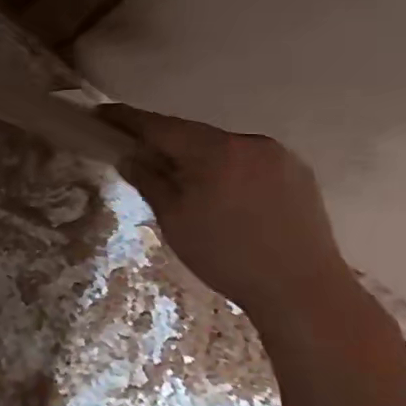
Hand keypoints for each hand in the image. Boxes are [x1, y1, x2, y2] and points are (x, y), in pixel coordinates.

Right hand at [98, 105, 355, 314]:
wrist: (303, 292)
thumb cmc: (227, 256)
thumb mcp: (175, 220)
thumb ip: (149, 180)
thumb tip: (129, 155)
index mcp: (214, 150)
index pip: (160, 125)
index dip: (128, 118)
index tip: (102, 113)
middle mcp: (248, 142)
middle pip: (194, 135)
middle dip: (165, 142)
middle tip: (141, 154)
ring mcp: (279, 156)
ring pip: (224, 148)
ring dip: (199, 158)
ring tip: (186, 183)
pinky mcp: (299, 174)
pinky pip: (250, 162)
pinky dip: (228, 170)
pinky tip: (225, 196)